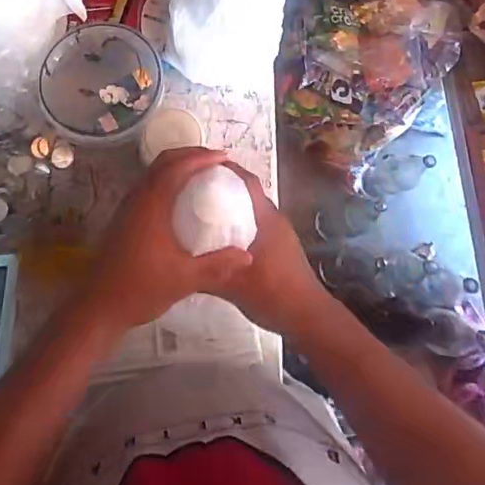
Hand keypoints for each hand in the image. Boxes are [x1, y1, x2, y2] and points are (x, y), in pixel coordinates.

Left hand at [74, 147, 253, 332]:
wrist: (98, 307)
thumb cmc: (139, 290)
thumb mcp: (184, 280)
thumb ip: (216, 266)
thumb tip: (247, 256)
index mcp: (151, 205)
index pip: (177, 167)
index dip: (201, 157)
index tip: (224, 157)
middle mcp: (137, 199)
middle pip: (163, 162)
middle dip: (190, 155)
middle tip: (216, 161)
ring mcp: (128, 207)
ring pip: (154, 172)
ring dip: (177, 165)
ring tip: (202, 173)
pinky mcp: (125, 218)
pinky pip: (148, 185)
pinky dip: (167, 179)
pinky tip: (181, 197)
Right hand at [209, 165, 336, 337]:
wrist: (308, 318)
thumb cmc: (274, 293)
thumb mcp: (234, 285)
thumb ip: (207, 273)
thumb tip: (177, 263)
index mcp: (266, 219)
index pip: (247, 182)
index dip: (226, 170)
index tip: (200, 166)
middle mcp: (273, 221)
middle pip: (246, 195)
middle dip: (222, 188)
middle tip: (192, 189)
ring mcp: (278, 236)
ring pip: (249, 213)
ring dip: (229, 210)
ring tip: (199, 213)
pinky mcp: (278, 251)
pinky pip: (253, 228)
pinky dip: (236, 227)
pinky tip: (217, 241)